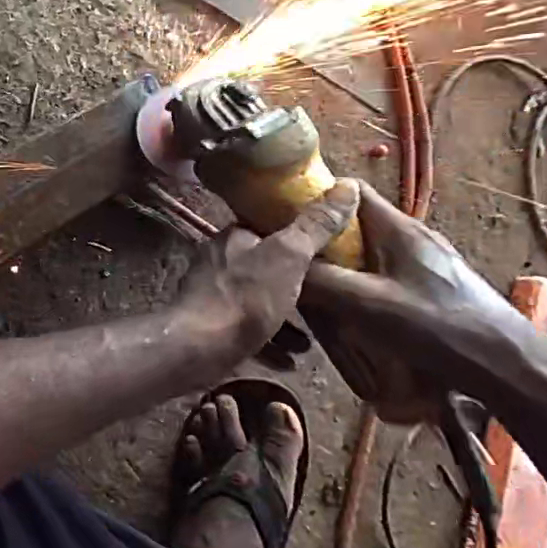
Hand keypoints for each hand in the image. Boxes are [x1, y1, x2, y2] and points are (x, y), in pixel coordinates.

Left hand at [168, 179, 359, 370]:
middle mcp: (218, 263)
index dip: (298, 239)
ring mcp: (212, 296)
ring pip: (257, 304)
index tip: (330, 254)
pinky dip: (270, 345)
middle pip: (265, 269)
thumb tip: (346, 186)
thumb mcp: (288, 256)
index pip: (266, 230)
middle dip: (296, 287)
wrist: (200, 346)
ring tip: (313, 339)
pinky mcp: (211, 328)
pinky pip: (248, 333)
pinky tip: (289, 361)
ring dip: (286, 321)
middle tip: (328, 303)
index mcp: (232, 239)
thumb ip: (315, 226)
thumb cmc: (245, 297)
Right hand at [299, 182, 546, 420]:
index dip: (313, 196)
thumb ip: (319, 281)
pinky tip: (348, 314)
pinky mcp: (431, 289)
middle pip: (352, 223)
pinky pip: (380, 274)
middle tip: (291, 262)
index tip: (282, 217)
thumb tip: (276, 266)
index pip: (348, 189)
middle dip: (319, 239)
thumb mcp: (368, 304)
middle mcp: (411, 238)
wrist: (516, 373)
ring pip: (365, 252)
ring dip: (337, 267)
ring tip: (312, 291)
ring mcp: (424, 264)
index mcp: (398, 228)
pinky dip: (357, 285)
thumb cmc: (443, 329)